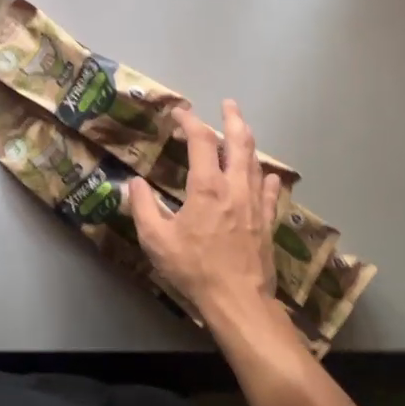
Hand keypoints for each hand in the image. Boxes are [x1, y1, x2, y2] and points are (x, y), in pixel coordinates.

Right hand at [129, 101, 284, 316]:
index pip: (200, 140)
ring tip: (242, 131)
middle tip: (228, 104)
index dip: (190, 120)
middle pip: (239, 142)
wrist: (238, 301)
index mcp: (206, 186)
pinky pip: (270, 192)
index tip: (180, 112)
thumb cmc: (194, 269)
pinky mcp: (267, 222)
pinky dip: (266, 178)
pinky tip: (266, 175)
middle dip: (233, 118)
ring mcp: (255, 204)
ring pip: (255, 163)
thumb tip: (134, 183)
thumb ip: (142, 207)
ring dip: (248, 143)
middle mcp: (234, 187)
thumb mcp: (156, 240)